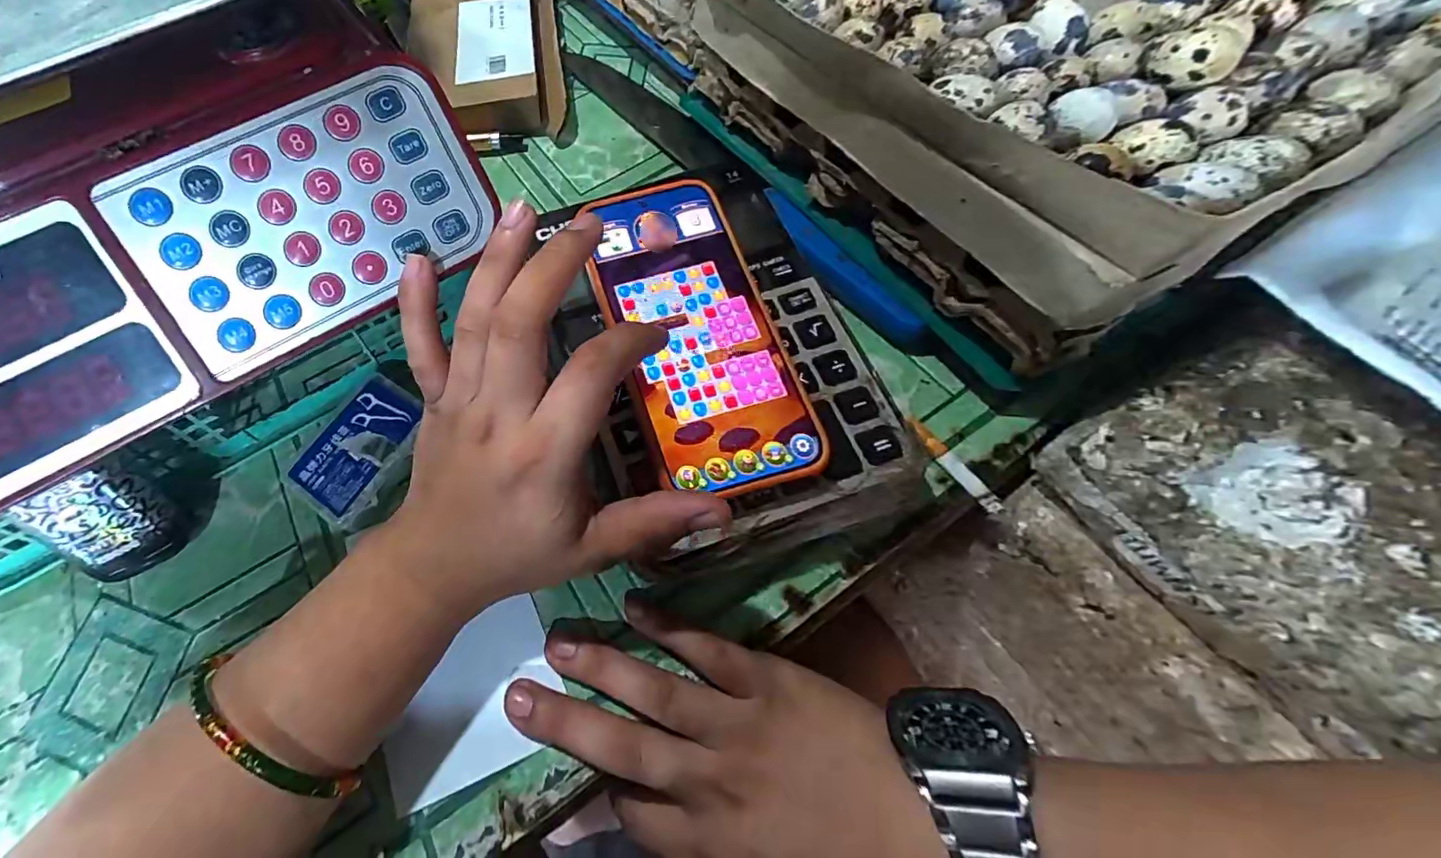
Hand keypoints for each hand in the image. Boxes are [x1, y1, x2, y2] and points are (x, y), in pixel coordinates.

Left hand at [382, 198, 731, 612]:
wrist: (431, 567)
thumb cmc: (515, 556)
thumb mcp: (589, 551)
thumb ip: (651, 524)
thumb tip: (723, 511)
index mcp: (543, 451)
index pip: (590, 374)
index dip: (627, 339)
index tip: (657, 328)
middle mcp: (498, 414)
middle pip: (521, 325)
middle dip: (555, 266)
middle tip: (589, 224)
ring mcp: (459, 400)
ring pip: (474, 321)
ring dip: (497, 261)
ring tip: (522, 210)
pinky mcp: (432, 397)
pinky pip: (420, 346)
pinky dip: (416, 303)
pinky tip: (417, 258)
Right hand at [503, 601, 943, 857]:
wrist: (923, 823)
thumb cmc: (839, 853)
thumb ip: (692, 840)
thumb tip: (630, 817)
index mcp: (710, 838)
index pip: (630, 812)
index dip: (587, 792)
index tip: (550, 773)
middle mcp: (710, 781)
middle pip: (624, 749)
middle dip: (566, 722)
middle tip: (517, 696)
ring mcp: (737, 725)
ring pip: (656, 693)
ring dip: (604, 666)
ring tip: (557, 642)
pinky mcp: (767, 682)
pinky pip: (709, 651)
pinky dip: (670, 628)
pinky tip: (635, 607)